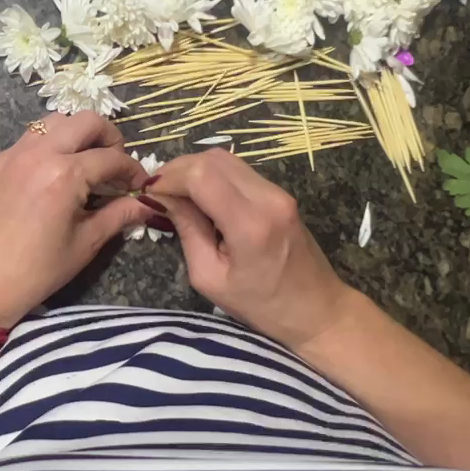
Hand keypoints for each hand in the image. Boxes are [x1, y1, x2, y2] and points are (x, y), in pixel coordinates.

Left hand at [0, 112, 162, 325]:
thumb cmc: (38, 270)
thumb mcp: (86, 243)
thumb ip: (119, 215)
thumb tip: (146, 205)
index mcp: (65, 174)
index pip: (111, 158)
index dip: (132, 169)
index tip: (139, 183)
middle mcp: (37, 153)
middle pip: (84, 120)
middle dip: (108, 137)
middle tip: (113, 163)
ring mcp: (9, 155)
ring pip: (51, 123)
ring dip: (74, 135)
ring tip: (81, 163)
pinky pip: (24, 143)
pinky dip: (43, 150)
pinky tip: (45, 179)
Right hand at [148, 149, 358, 348]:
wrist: (318, 311)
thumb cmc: (263, 306)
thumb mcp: (210, 278)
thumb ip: (187, 231)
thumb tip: (162, 198)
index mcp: (250, 225)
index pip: (201, 176)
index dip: (170, 177)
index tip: (150, 193)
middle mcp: (267, 198)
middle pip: (212, 159)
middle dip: (178, 170)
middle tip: (159, 191)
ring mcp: (278, 192)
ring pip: (225, 160)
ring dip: (195, 170)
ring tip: (176, 193)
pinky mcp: (280, 193)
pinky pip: (238, 171)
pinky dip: (212, 176)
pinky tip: (200, 197)